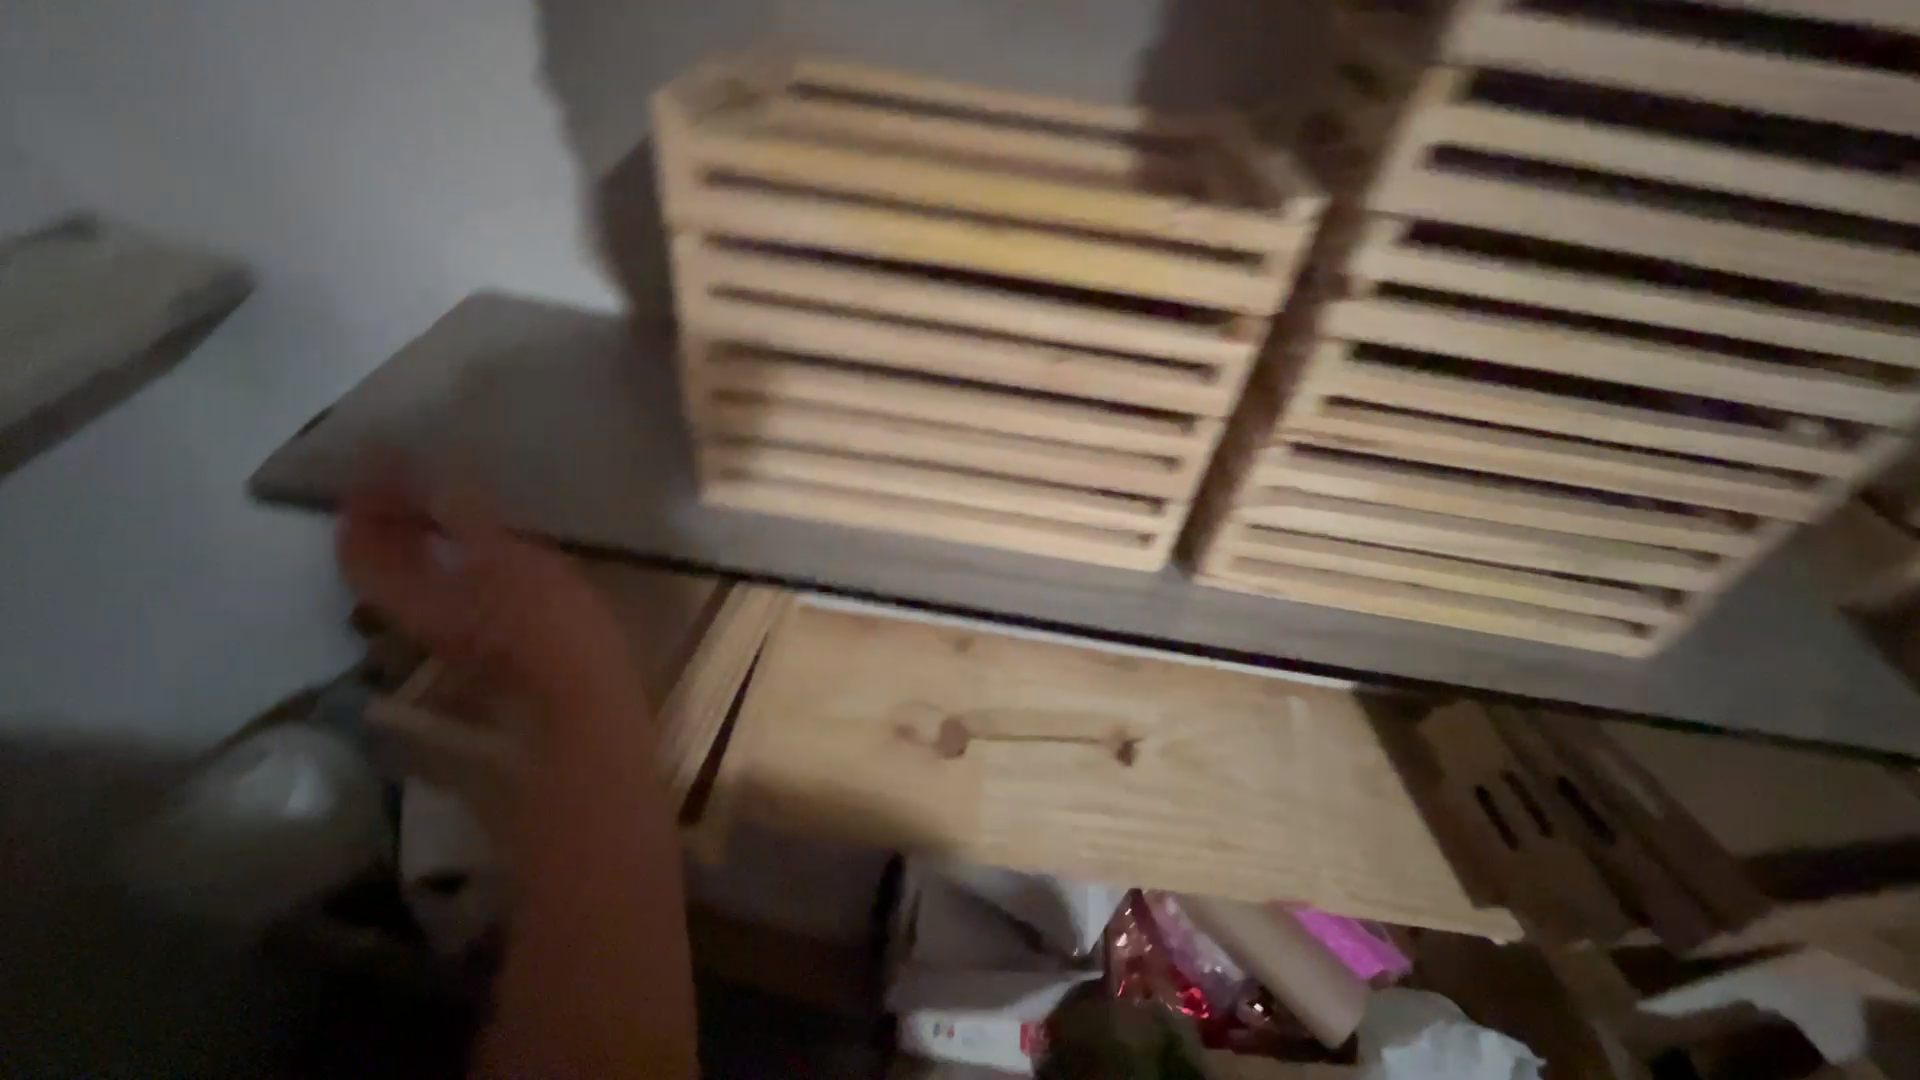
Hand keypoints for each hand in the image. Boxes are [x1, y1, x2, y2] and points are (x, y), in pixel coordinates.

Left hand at [337, 484, 645, 733]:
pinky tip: (499, 544)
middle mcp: (424, 618)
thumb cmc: (547, 629)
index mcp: (415, 598)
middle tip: (422, 476)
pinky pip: (460, 587)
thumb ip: (471, 521)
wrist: (586, 700)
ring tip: (460, 502)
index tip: (386, 465)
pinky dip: (464, 557)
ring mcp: (459, 632)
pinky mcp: (494, 639)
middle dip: (398, 519)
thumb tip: (439, 481)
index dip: (365, 505)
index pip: (359, 549)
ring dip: (431, 539)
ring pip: (425, 578)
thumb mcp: (511, 564)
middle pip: (389, 565)